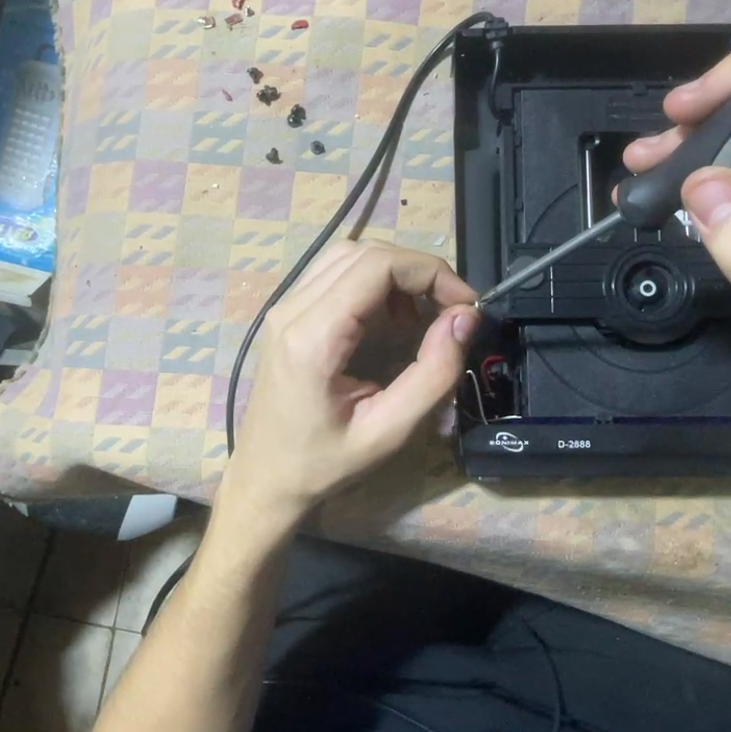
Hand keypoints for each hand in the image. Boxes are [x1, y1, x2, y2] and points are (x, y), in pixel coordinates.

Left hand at [224, 241, 479, 523]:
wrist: (265, 479)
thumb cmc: (323, 464)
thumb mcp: (387, 432)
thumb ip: (431, 375)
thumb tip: (464, 318)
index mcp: (313, 338)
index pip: (376, 266)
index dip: (430, 272)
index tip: (465, 305)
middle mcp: (292, 311)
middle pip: (364, 252)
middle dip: (417, 271)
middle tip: (451, 311)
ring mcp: (284, 309)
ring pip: (348, 255)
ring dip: (395, 273)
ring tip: (422, 315)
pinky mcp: (286, 315)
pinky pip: (333, 273)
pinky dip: (372, 281)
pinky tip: (391, 318)